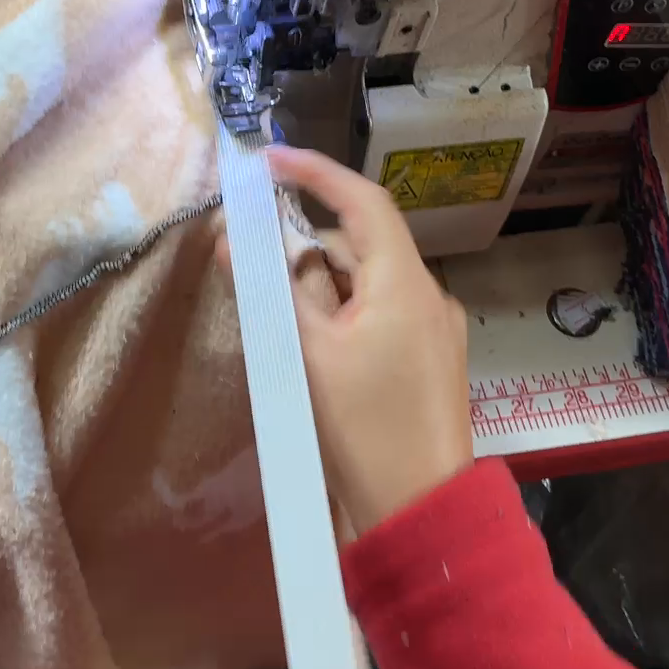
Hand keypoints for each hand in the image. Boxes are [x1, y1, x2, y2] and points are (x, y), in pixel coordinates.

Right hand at [267, 147, 473, 537]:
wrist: (419, 507)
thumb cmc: (362, 428)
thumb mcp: (308, 356)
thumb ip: (273, 294)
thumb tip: (234, 244)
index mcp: (404, 283)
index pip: (363, 201)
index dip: (316, 172)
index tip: (270, 161)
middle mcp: (427, 294)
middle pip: (361, 246)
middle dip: (307, 250)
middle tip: (255, 266)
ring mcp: (434, 328)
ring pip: (368, 285)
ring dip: (323, 290)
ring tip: (283, 324)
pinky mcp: (429, 359)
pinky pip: (381, 316)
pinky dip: (344, 316)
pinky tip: (316, 348)